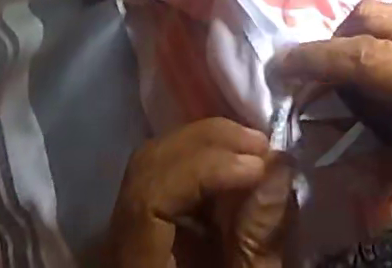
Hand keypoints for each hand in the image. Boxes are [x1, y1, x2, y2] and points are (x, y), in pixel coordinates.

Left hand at [108, 118, 291, 267]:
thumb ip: (258, 240)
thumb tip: (275, 166)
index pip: (149, 197)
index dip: (202, 169)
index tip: (256, 168)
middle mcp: (116, 247)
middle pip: (148, 167)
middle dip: (208, 146)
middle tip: (261, 148)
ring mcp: (123, 234)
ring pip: (154, 164)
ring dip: (207, 147)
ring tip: (255, 154)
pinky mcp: (141, 229)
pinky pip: (165, 178)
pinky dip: (201, 166)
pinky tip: (236, 170)